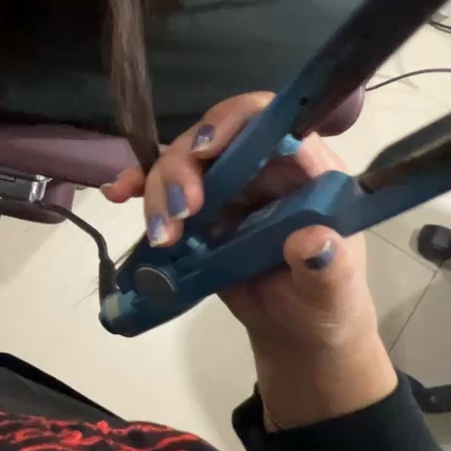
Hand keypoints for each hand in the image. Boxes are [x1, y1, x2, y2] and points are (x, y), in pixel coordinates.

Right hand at [102, 93, 397, 430]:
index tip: (203, 151)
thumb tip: (314, 242)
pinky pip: (158, 184)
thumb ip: (329, 269)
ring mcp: (223, 185)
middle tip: (179, 214)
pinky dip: (135, 185)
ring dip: (157, 191)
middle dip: (182, 170)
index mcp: (303, 171)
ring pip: (178, 162)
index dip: (232, 123)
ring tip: (160, 236)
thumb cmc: (324, 306)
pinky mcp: (194, 206)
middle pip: (209, 139)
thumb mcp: (333, 294)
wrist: (293, 329)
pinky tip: (117, 194)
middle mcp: (259, 167)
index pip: (268, 121)